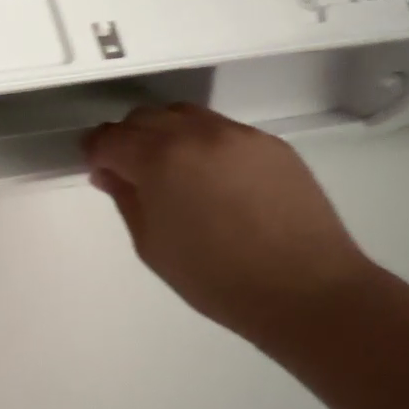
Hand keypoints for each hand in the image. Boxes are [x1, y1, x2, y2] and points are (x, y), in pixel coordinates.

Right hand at [83, 103, 382, 345]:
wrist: (311, 293)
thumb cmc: (220, 280)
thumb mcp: (153, 247)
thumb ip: (126, 200)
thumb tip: (112, 173)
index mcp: (157, 159)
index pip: (108, 138)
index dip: (96, 153)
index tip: (100, 172)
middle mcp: (193, 134)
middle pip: (143, 118)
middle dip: (130, 140)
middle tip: (135, 173)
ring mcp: (236, 134)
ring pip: (182, 115)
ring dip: (167, 134)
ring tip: (177, 169)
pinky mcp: (270, 143)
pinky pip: (223, 129)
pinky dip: (207, 144)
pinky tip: (218, 179)